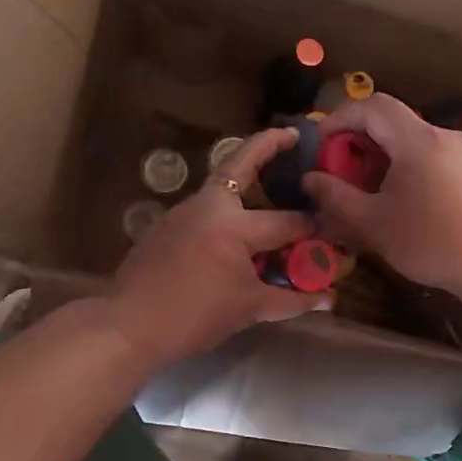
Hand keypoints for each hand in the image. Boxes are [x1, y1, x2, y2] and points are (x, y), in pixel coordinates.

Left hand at [105, 127, 327, 364]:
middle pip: (242, 164)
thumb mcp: (248, 309)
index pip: (286, 222)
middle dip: (268, 145)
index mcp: (234, 226)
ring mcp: (183, 212)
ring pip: (222, 185)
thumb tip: (329, 301)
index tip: (333, 225)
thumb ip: (292, 300)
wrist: (129, 326)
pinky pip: (206, 207)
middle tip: (292, 134)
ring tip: (271, 182)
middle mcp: (208, 206)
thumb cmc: (194, 317)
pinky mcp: (167, 225)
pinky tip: (237, 225)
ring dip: (247, 179)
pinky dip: (227, 208)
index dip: (313, 227)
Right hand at [303, 94, 461, 299]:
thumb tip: (310, 179)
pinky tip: (401, 204)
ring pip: (411, 143)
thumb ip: (337, 198)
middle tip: (339, 176)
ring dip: (381, 160)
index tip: (320, 146)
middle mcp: (443, 136)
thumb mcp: (374, 224)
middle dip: (358, 143)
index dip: (340, 118)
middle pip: (392, 123)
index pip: (373, 105)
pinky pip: (430, 158)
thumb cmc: (432, 243)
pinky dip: (405, 170)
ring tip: (366, 194)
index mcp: (418, 140)